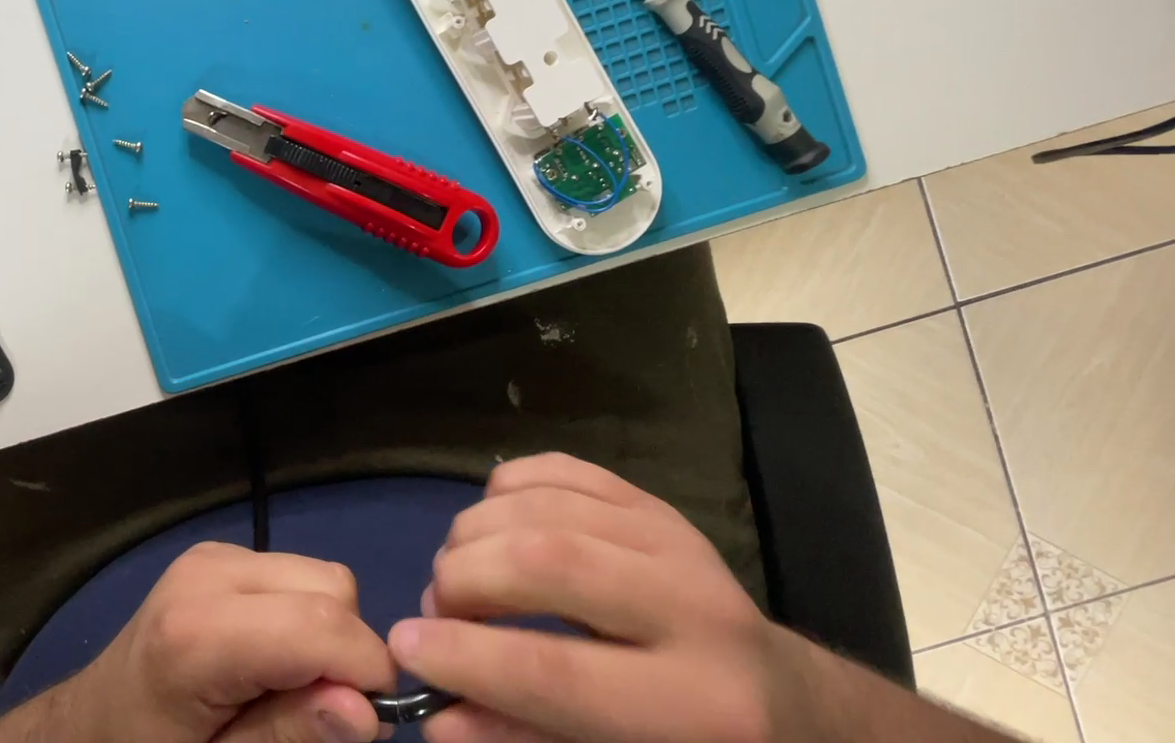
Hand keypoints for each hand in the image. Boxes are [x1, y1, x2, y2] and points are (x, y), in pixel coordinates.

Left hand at [67, 541, 396, 742]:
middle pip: (330, 589)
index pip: (320, 624)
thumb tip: (366, 711)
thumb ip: (288, 735)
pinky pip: (296, 574)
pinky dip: (304, 615)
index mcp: (198, 631)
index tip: (371, 724)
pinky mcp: (216, 554)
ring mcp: (212, 555)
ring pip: (321, 576)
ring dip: (328, 633)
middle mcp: (208, 572)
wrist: (91, 724)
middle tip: (322, 714)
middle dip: (348, 652)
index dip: (367, 672)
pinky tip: (270, 656)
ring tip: (289, 687)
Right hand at [387, 454, 810, 742]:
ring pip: (540, 506)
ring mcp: (671, 536)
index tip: (405, 646)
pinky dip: (500, 492)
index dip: (465, 657)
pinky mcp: (649, 499)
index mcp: (699, 704)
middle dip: (463, 579)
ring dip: (471, 535)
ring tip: (459, 577)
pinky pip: (552, 470)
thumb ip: (524, 738)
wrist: (781, 697)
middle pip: (545, 561)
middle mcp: (692, 605)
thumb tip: (437, 717)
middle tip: (437, 608)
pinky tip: (493, 530)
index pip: (556, 672)